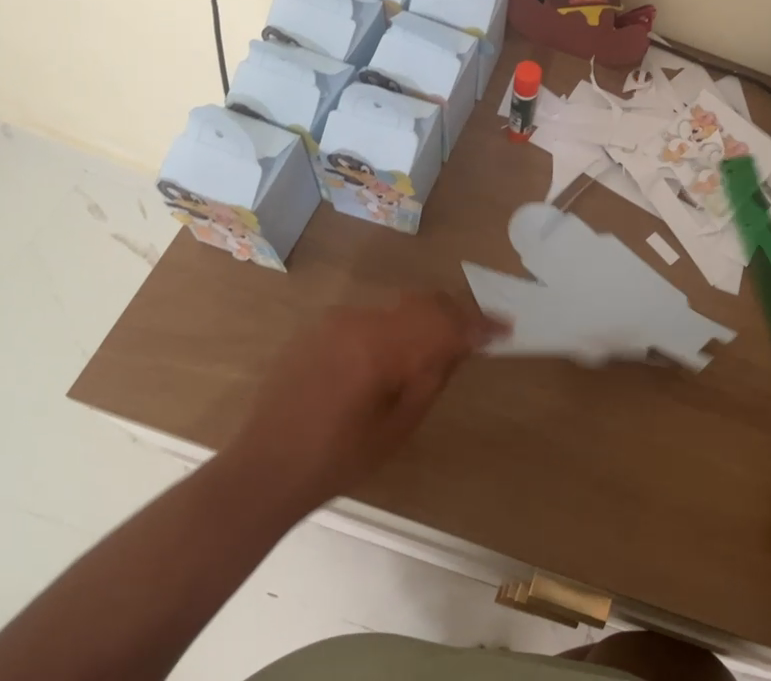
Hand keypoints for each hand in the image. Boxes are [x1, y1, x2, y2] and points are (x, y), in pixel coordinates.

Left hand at [222, 292, 506, 512]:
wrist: (266, 468)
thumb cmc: (339, 458)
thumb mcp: (400, 424)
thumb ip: (433, 376)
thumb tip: (460, 345)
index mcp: (381, 346)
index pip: (444, 323)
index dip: (479, 324)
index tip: (505, 329)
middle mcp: (358, 321)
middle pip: (421, 302)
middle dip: (453, 314)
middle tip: (476, 335)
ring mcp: (333, 322)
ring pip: (395, 310)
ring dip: (422, 322)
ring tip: (436, 349)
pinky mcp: (316, 330)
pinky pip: (368, 320)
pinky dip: (391, 330)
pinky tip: (393, 357)